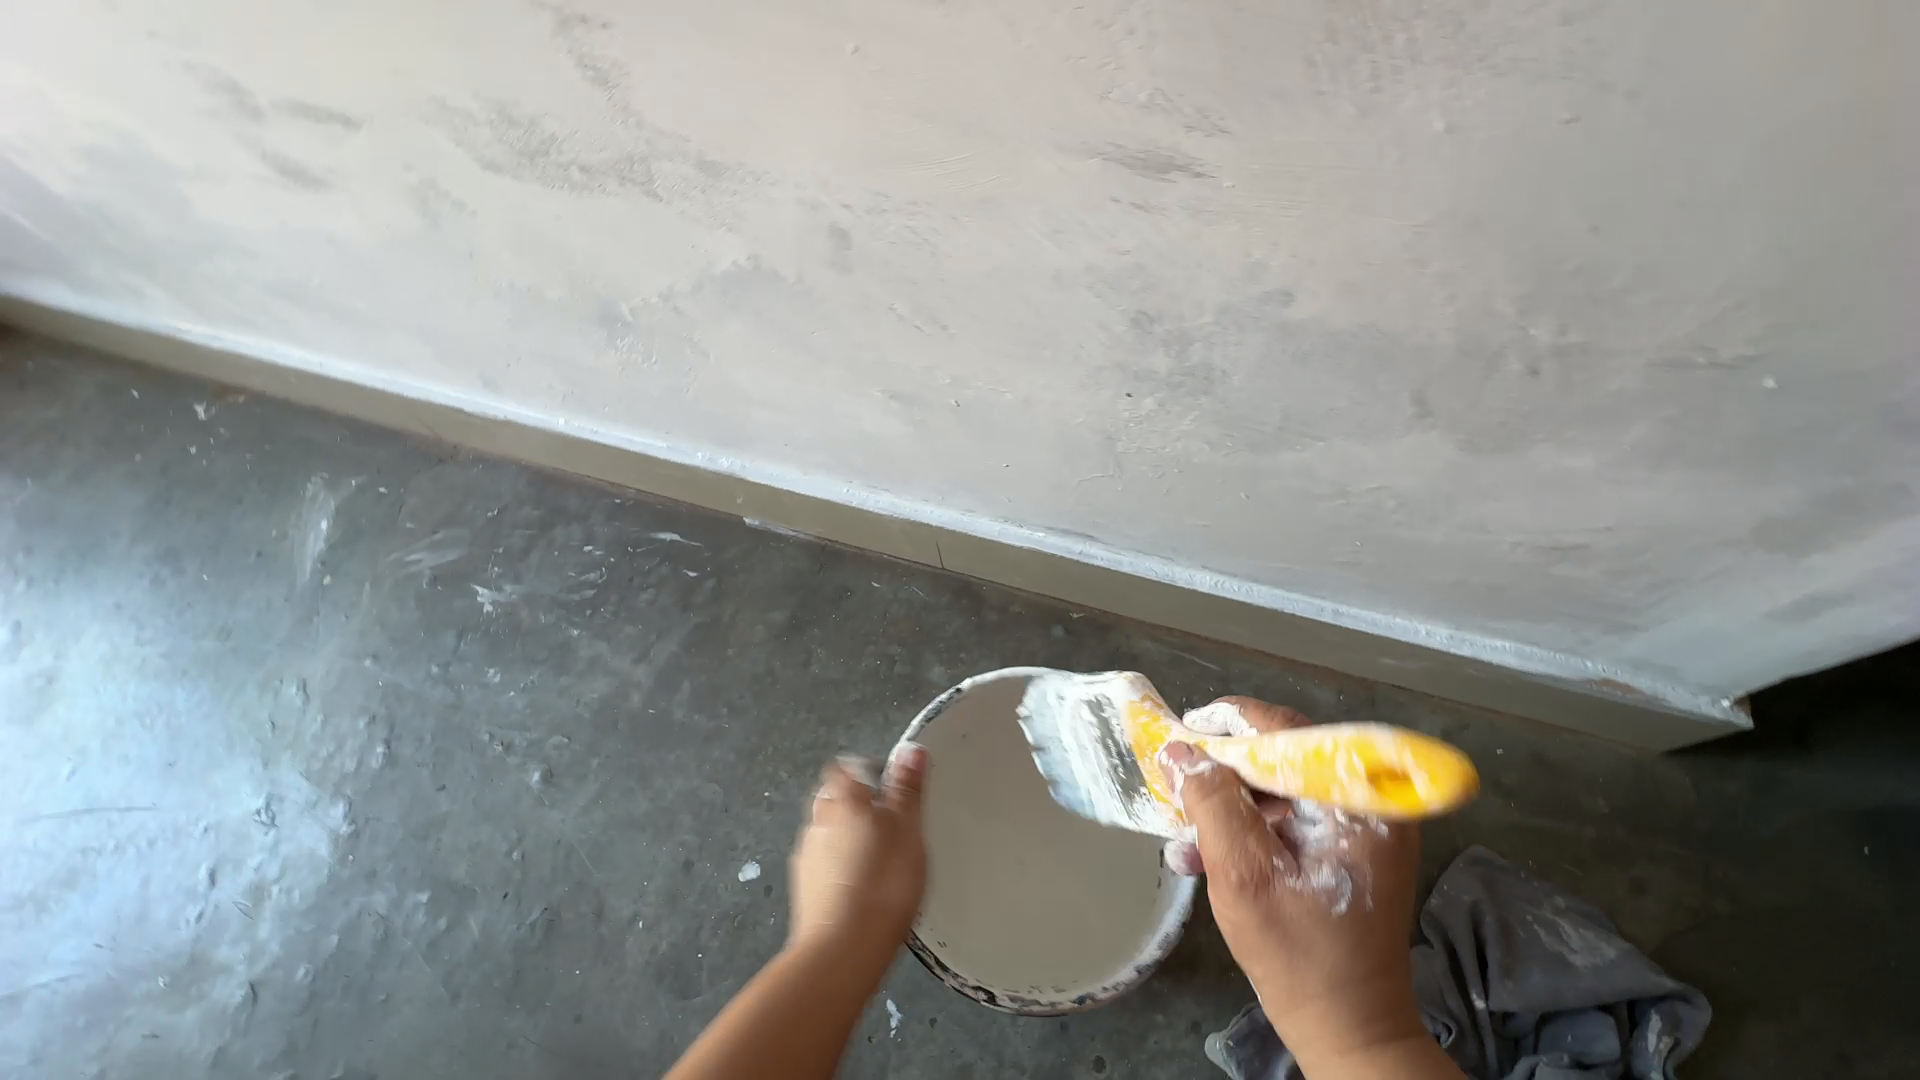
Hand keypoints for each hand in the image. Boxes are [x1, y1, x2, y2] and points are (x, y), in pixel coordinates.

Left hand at [787, 744, 929, 966]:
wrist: (842, 950)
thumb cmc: (883, 882)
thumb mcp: (908, 829)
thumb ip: (907, 788)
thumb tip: (910, 748)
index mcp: (842, 799)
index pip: (843, 768)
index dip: (864, 773)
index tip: (887, 789)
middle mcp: (817, 821)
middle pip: (833, 799)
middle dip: (855, 806)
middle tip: (887, 824)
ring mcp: (806, 856)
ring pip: (827, 833)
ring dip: (846, 838)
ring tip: (877, 860)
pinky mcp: (804, 889)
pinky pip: (823, 865)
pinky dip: (839, 868)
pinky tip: (860, 888)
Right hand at [1162, 698, 1428, 1072]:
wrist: (1347, 1029)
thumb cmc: (1298, 955)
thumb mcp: (1243, 874)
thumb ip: (1211, 803)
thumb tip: (1180, 752)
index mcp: (1358, 803)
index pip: (1289, 733)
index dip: (1232, 723)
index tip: (1185, 729)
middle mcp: (1368, 804)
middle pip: (1283, 758)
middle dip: (1224, 768)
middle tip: (1179, 776)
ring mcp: (1358, 827)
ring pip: (1279, 787)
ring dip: (1227, 802)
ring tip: (1182, 826)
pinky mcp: (1343, 848)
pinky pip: (1287, 816)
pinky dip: (1246, 826)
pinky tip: (1203, 852)